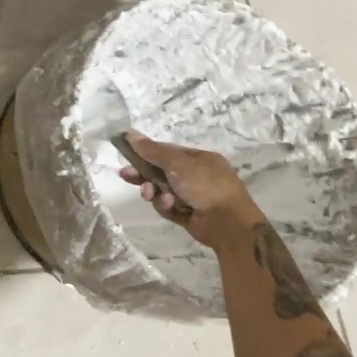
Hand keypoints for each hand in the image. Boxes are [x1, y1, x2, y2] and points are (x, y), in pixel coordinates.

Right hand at [118, 132, 264, 248]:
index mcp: (199, 159)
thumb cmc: (206, 185)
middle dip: (143, 173)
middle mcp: (196, 176)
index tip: (127, 153)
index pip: (167, 151)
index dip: (146, 152)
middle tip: (126, 175)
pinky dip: (166, 206)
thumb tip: (129, 132)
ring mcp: (193, 197)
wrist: (229, 224)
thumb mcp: (177, 163)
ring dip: (153, 191)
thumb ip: (151, 150)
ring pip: (162, 190)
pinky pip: (169, 207)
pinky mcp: (188, 215)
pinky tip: (169, 205)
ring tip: (149, 193)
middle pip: (162, 172)